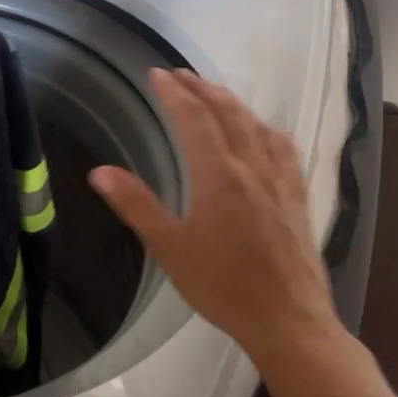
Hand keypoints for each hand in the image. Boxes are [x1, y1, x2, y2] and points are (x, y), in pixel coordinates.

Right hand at [89, 69, 337, 356]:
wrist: (289, 322)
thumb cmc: (222, 286)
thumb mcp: (169, 247)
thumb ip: (136, 205)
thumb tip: (99, 171)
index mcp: (218, 175)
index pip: (193, 119)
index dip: (173, 93)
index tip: (156, 74)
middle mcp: (251, 167)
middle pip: (226, 113)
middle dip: (201, 89)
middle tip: (180, 75)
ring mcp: (279, 182)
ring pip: (256, 127)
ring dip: (232, 103)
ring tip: (214, 92)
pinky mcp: (297, 199)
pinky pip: (284, 151)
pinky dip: (267, 130)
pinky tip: (267, 131)